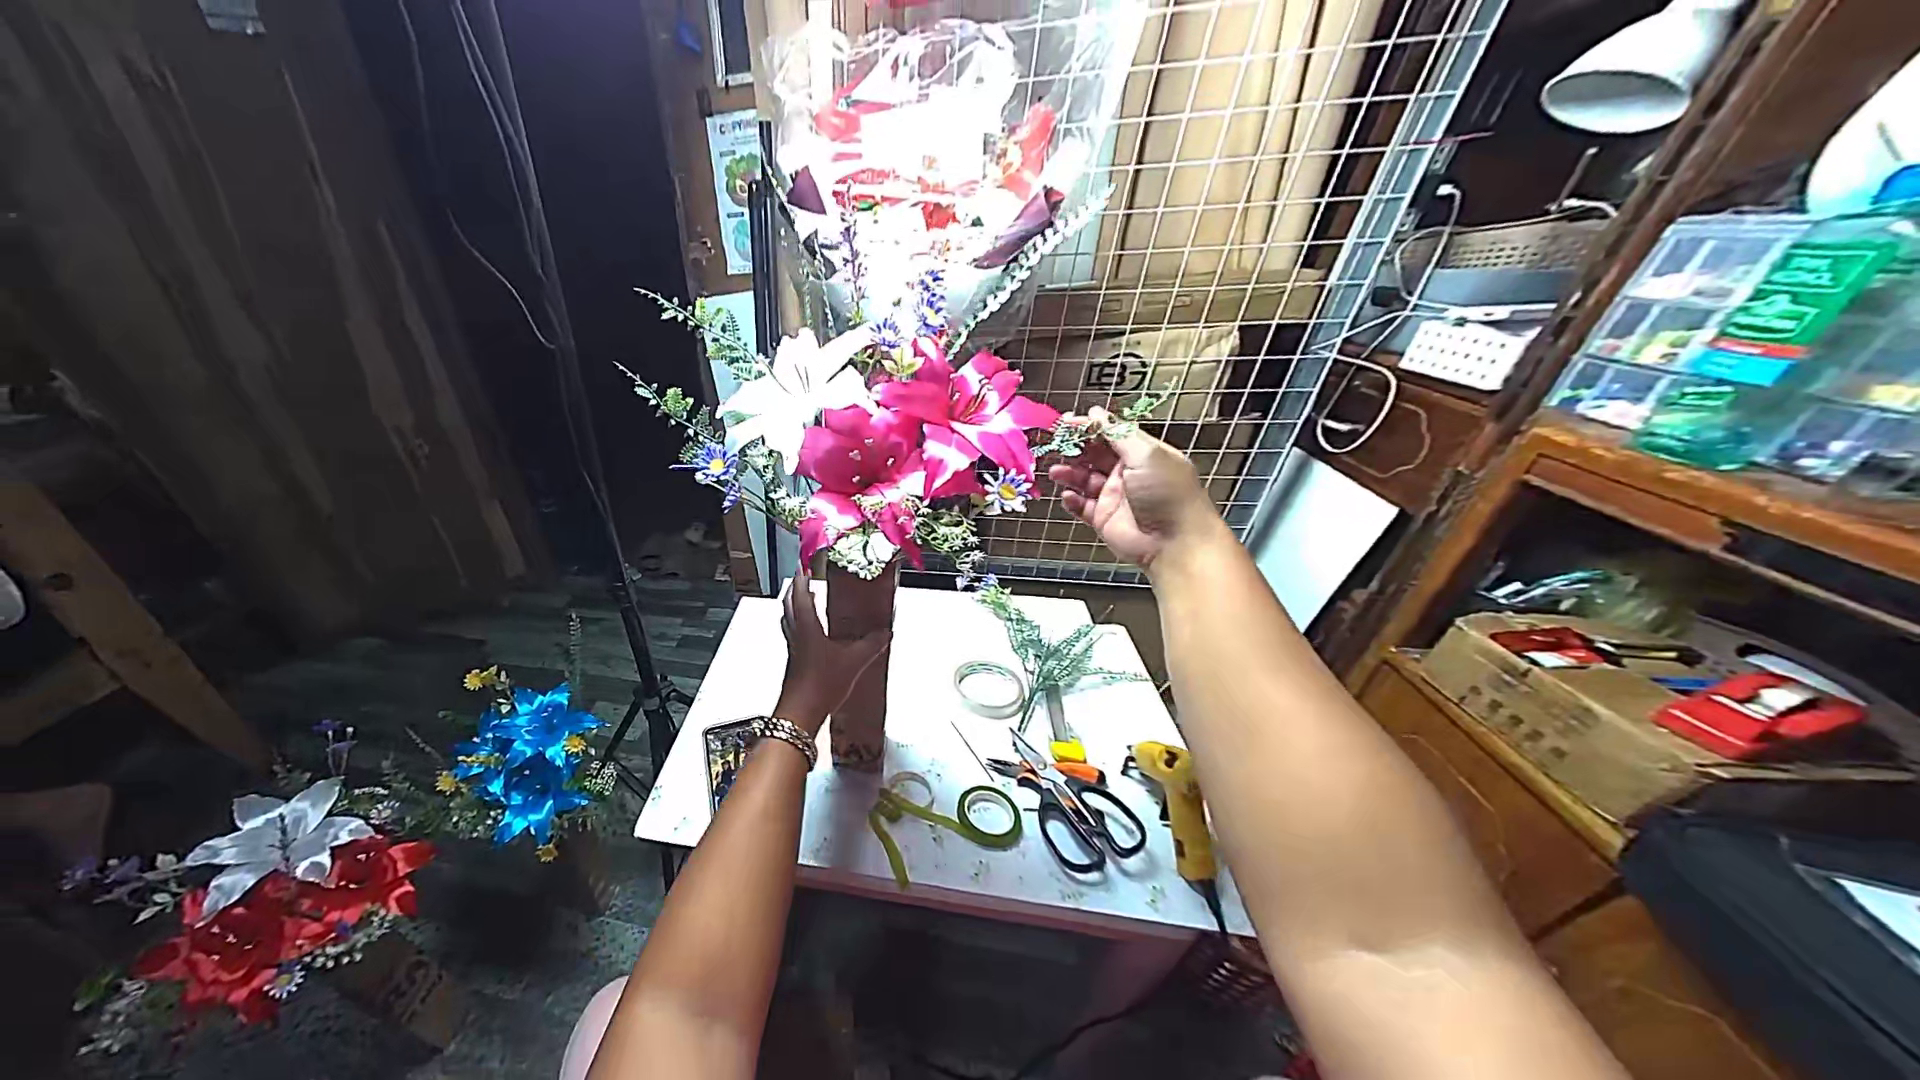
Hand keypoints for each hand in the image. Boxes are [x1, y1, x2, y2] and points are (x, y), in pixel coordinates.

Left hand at [774, 567, 890, 734]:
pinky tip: (814, 635)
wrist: (800, 714)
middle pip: (789, 606)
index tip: (804, 567)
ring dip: (796, 608)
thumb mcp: (854, 662)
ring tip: (807, 602)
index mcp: (807, 628)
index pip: (801, 596)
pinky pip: (795, 636)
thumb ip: (872, 645)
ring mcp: (793, 650)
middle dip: (796, 591)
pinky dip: (801, 627)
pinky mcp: (794, 663)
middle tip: (804, 581)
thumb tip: (885, 633)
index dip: (802, 580)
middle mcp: (796, 636)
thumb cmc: (821, 684)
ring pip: (789, 621)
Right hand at [1046, 408, 1228, 571]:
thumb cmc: (1168, 494)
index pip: (1110, 434)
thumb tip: (1096, 413)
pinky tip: (1067, 495)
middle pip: (1094, 455)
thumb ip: (1118, 433)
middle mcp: (1127, 473)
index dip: (1089, 427)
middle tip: (1056, 444)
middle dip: (1074, 448)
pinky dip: (1072, 500)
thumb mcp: (1146, 454)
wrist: (1174, 542)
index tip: (1067, 422)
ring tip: (1056, 471)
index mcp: (1141, 454)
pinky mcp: (1104, 519)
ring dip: (1069, 473)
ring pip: (1084, 480)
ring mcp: (1115, 497)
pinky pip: (1082, 506)